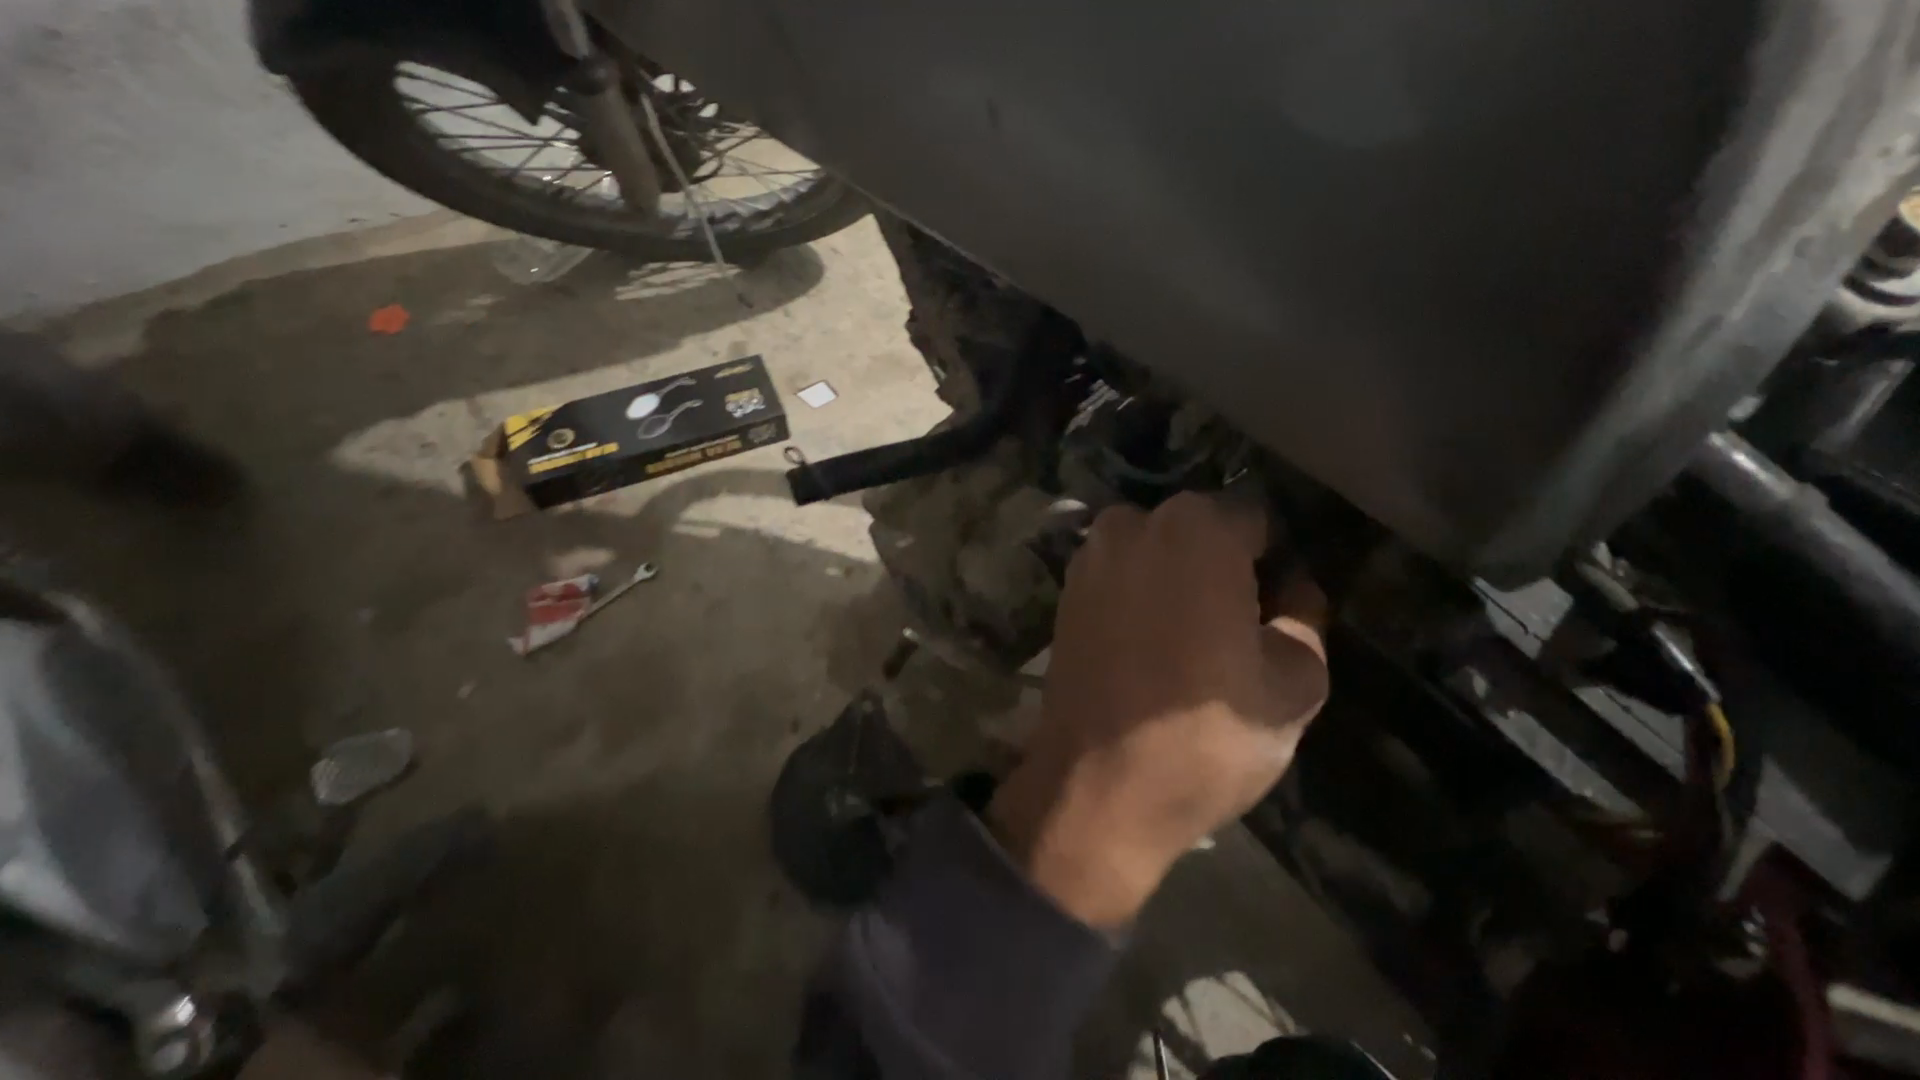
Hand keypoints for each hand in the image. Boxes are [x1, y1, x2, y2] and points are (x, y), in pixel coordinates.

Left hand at [986, 492, 1329, 929]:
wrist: (1094, 792)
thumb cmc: (1206, 737)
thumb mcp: (1295, 683)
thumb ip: (1305, 617)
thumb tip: (1293, 588)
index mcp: (1198, 528)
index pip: (1259, 521)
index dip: (1278, 564)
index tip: (1281, 611)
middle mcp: (1134, 523)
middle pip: (1203, 532)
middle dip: (1227, 568)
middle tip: (1241, 633)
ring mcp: (1090, 558)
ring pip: (1158, 555)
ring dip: (1180, 583)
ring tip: (1193, 647)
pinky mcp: (1063, 595)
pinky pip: (1122, 580)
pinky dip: (1141, 601)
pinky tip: (1152, 652)